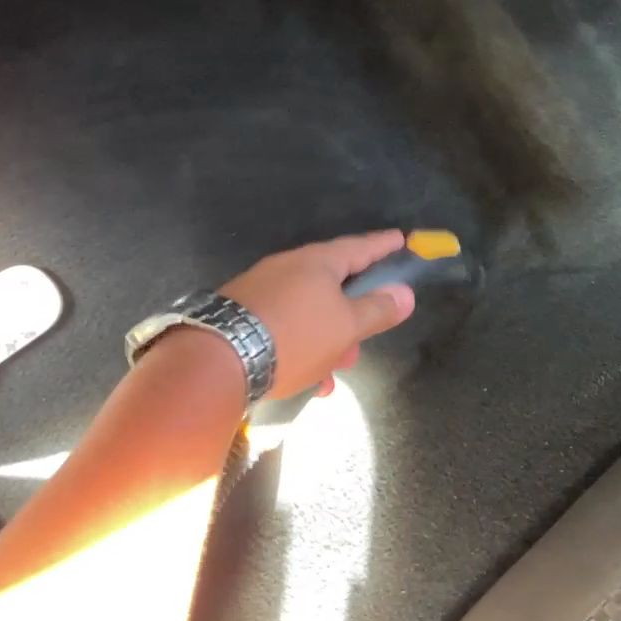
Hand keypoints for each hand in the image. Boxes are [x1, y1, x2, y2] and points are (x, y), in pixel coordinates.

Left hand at [219, 230, 416, 398]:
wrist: (215, 361)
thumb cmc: (294, 336)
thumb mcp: (345, 327)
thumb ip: (377, 310)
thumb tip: (405, 292)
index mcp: (317, 261)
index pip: (360, 247)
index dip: (383, 245)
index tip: (401, 239)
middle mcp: (288, 267)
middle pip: (332, 282)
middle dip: (352, 312)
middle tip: (366, 336)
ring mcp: (261, 290)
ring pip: (308, 311)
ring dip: (327, 339)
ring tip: (334, 372)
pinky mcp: (241, 316)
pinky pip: (284, 327)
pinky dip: (301, 348)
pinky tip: (306, 381)